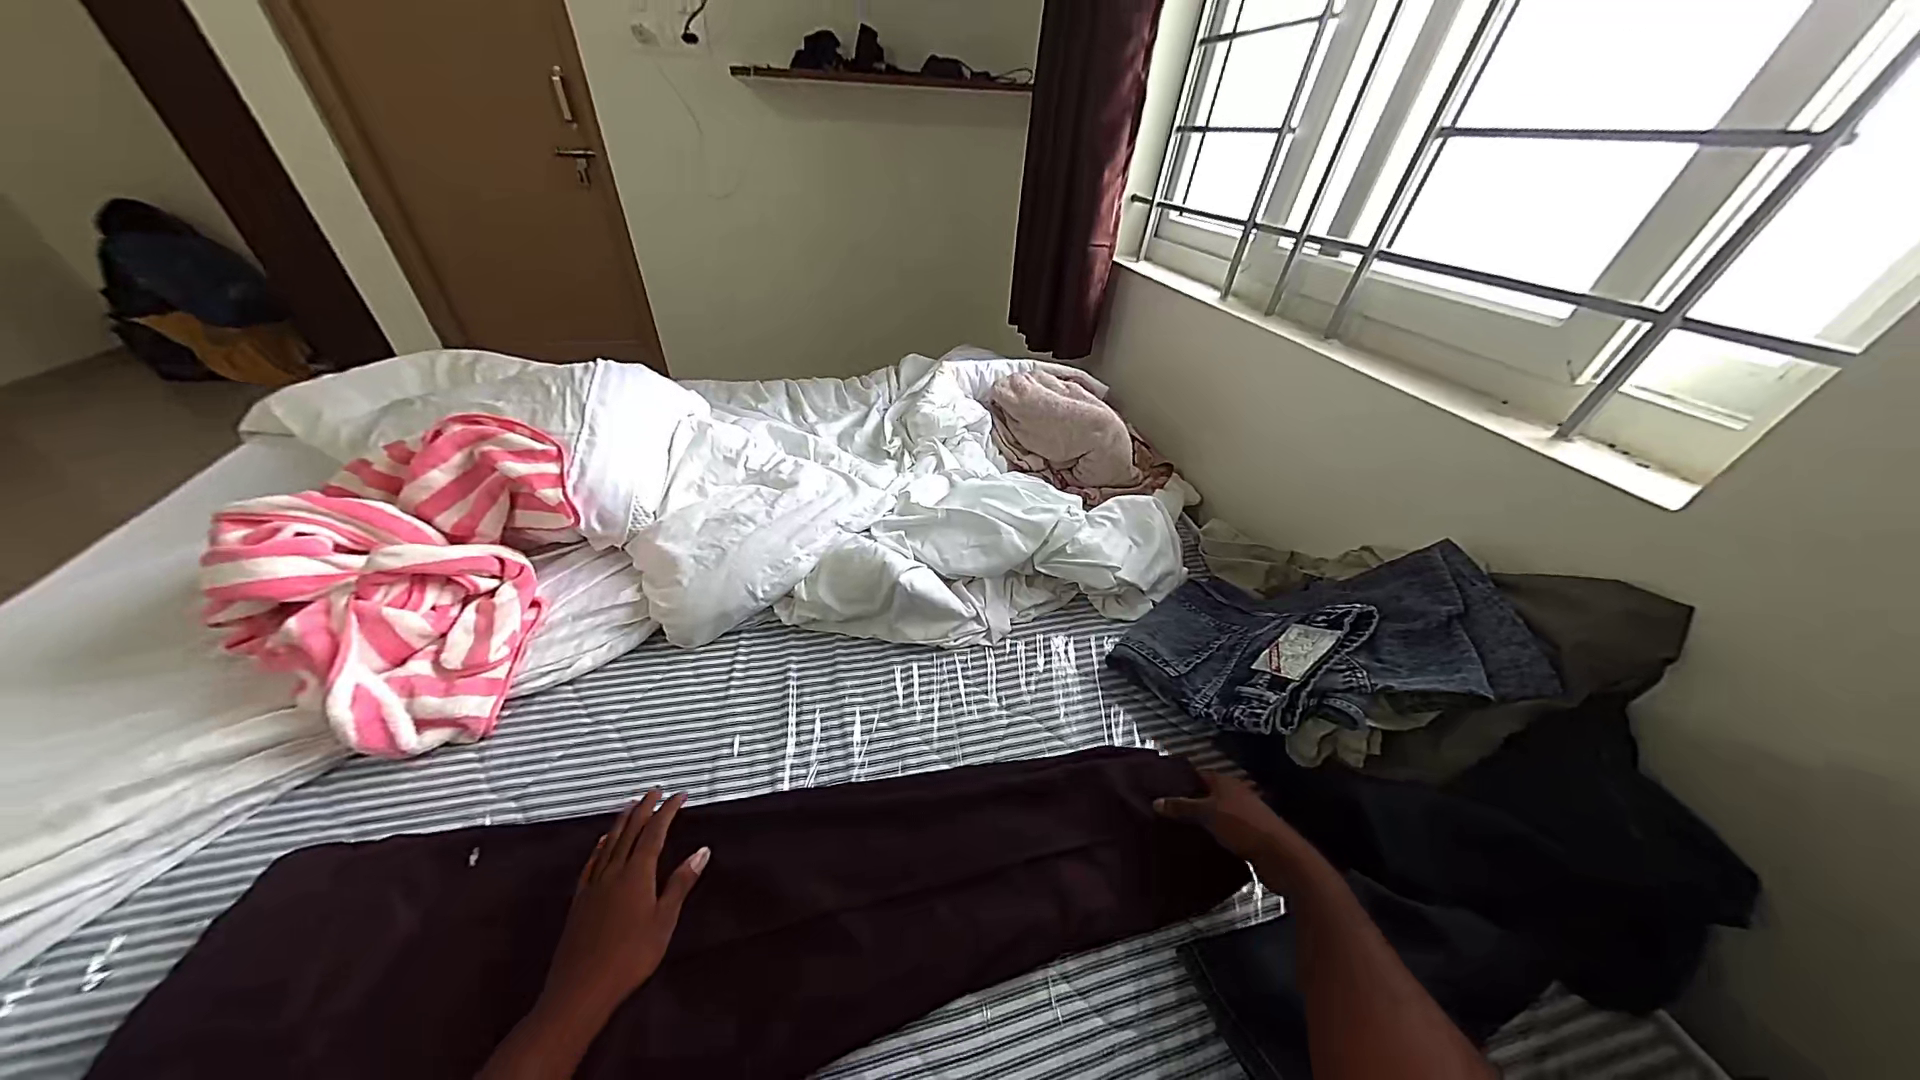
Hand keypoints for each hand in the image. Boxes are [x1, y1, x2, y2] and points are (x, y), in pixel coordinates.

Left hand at [539, 790, 708, 1017]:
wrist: (580, 991)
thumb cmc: (630, 957)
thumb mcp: (664, 920)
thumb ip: (681, 883)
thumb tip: (701, 851)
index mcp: (637, 874)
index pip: (654, 832)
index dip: (667, 811)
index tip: (680, 796)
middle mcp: (613, 872)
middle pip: (629, 831)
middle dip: (644, 808)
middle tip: (654, 791)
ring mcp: (593, 885)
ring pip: (609, 843)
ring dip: (622, 821)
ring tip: (630, 806)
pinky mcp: (579, 900)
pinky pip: (591, 862)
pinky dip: (600, 846)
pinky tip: (602, 843)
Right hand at [1154, 770, 1304, 864]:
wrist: (1281, 858)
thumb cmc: (1242, 826)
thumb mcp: (1207, 814)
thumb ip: (1181, 807)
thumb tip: (1156, 801)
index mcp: (1225, 782)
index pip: (1196, 774)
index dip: (1178, 779)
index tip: (1157, 787)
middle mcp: (1234, 795)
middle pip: (1204, 794)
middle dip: (1185, 801)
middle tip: (1161, 809)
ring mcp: (1243, 816)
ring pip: (1213, 814)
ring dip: (1198, 820)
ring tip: (1172, 827)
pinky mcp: (1248, 836)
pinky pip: (1221, 832)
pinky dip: (1209, 836)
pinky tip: (1195, 844)